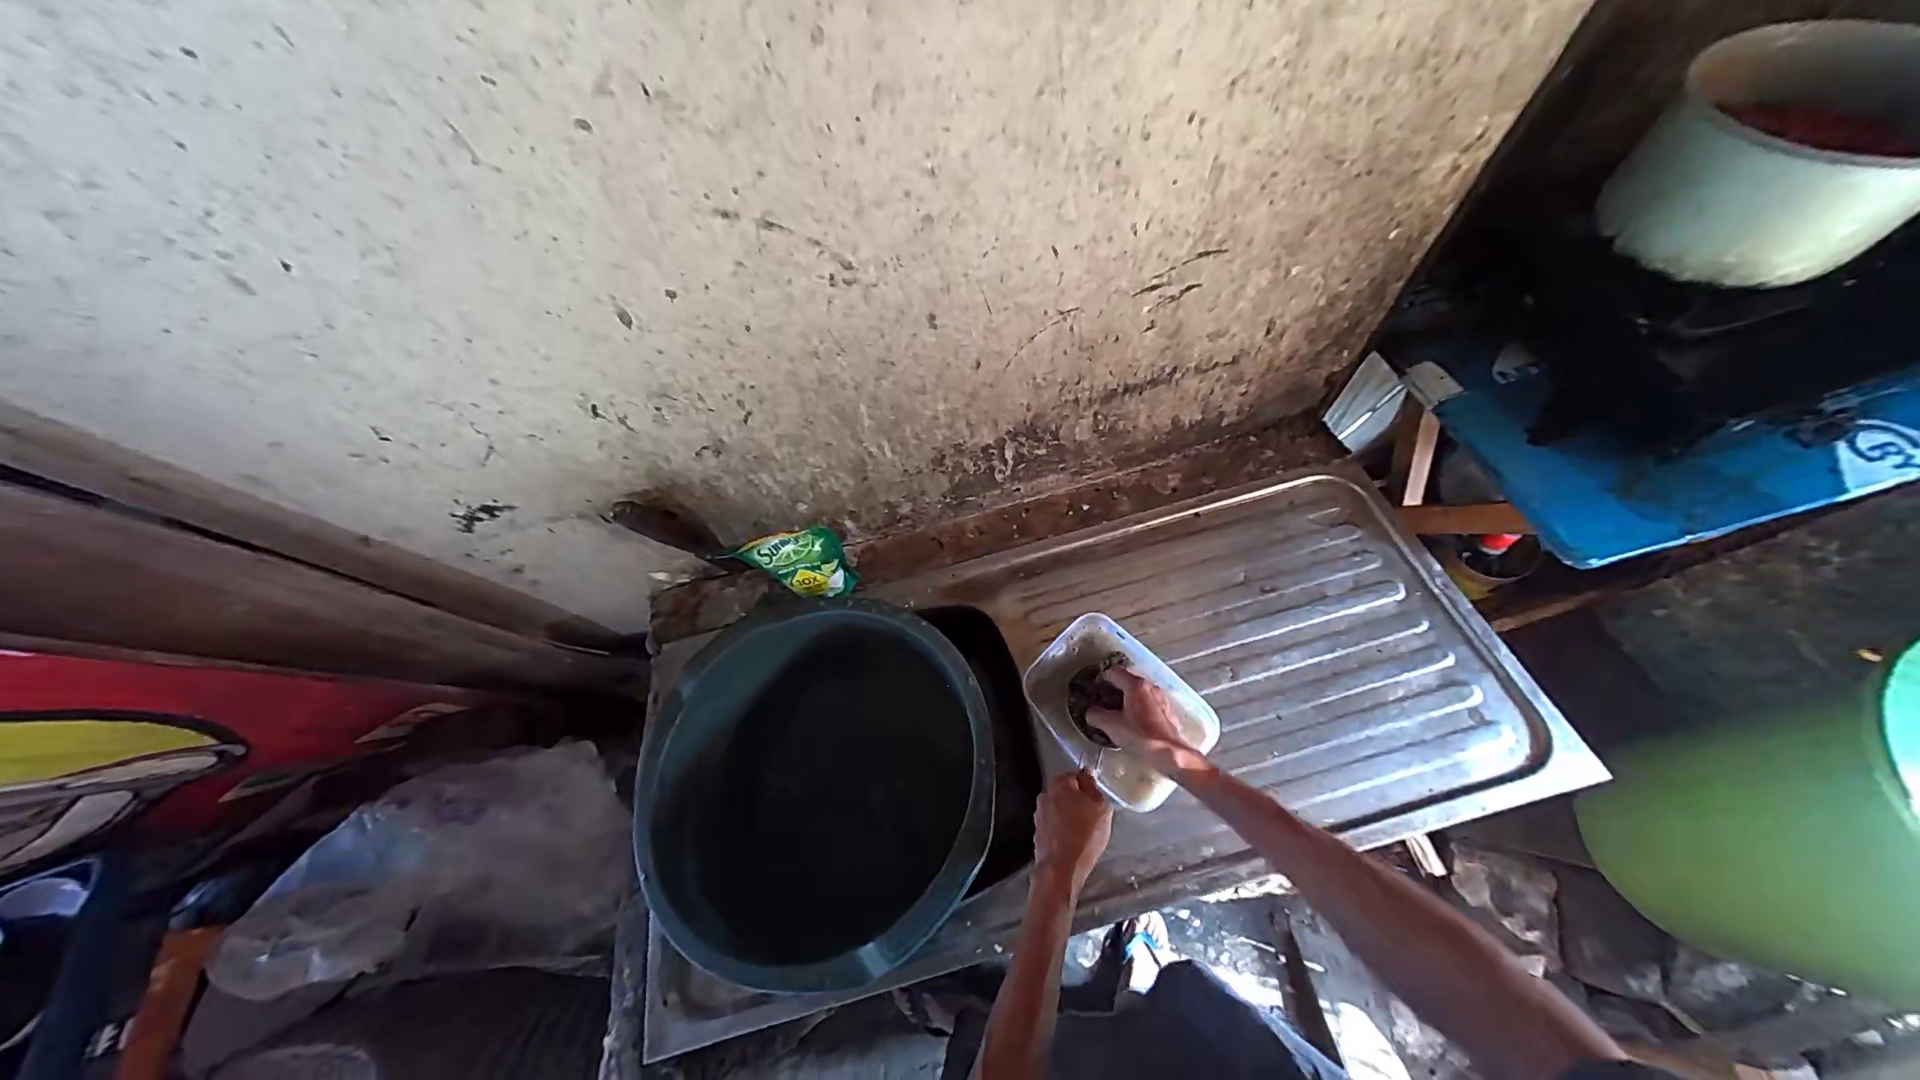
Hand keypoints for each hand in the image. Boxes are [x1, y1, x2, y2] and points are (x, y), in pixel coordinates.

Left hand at [1034, 769, 1111, 888]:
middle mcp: (1045, 794)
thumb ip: (1094, 788)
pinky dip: (1062, 830)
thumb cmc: (1085, 834)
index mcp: (1060, 783)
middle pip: (1067, 793)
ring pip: (1060, 810)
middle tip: (1094, 818)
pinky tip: (1073, 842)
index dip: (1089, 788)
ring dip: (1070, 817)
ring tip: (1084, 833)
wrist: (1061, 868)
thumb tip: (1087, 774)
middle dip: (1079, 803)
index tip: (1098, 802)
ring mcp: (1039, 814)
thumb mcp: (1101, 807)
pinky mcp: (1037, 832)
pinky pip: (1054, 826)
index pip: (1077, 776)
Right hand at [1085, 667, 1194, 764]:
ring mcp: (1161, 699)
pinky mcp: (1168, 711)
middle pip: (1128, 680)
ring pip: (1140, 692)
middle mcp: (1151, 687)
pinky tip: (1134, 722)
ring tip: (1119, 712)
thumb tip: (1091, 713)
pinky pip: (1150, 703)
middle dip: (1114, 688)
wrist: (1171, 753)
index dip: (1101, 678)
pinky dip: (1140, 708)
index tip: (1096, 688)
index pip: (1114, 672)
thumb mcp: (1111, 726)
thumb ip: (1096, 715)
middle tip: (1104, 699)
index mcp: (1136, 685)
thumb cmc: (1142, 737)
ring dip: (1128, 698)